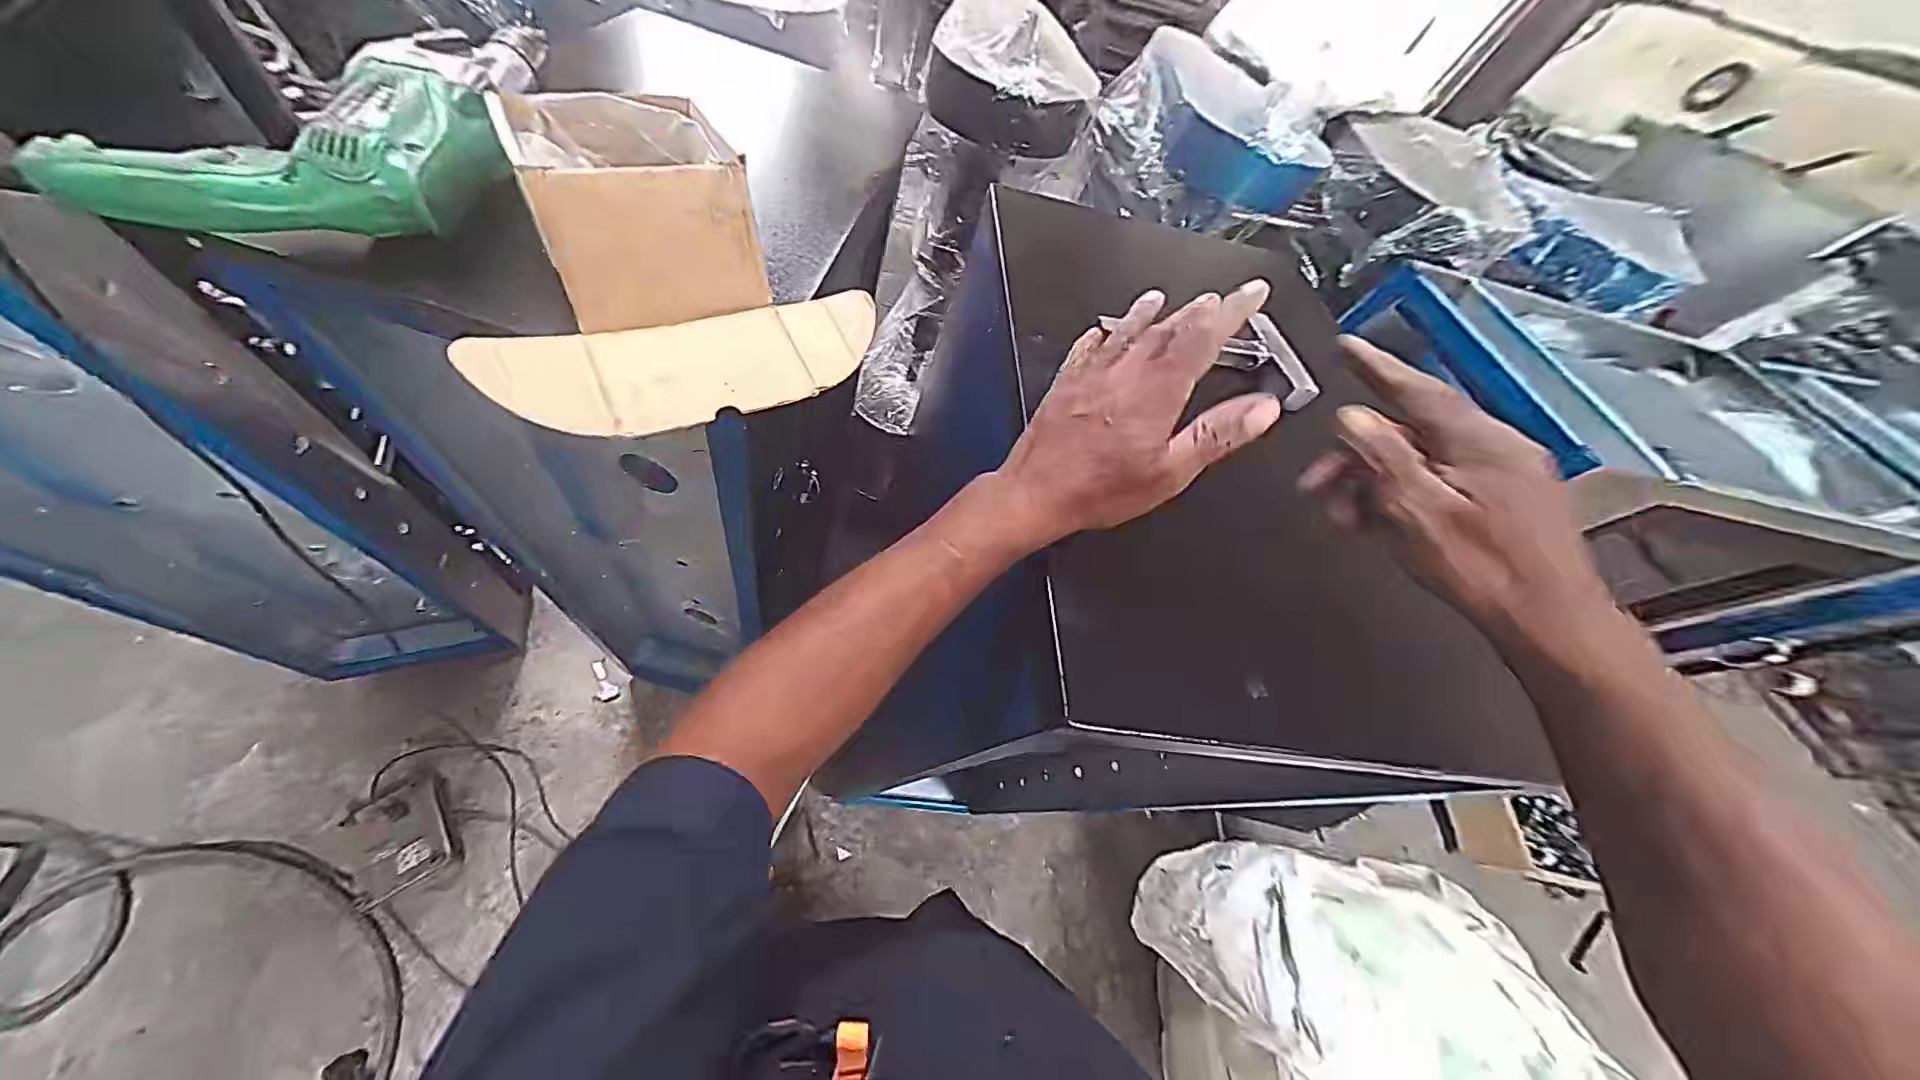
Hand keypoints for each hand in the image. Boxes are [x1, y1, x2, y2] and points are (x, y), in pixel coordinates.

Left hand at [989, 280, 1281, 549]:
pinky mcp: (1065, 384)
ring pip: (1126, 332)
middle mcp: (1123, 374)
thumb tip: (1261, 410)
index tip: (1251, 293)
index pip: (1203, 337)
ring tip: (1162, 299)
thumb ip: (1216, 435)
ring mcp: (1090, 375)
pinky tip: (1103, 331)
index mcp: (1155, 392)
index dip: (1232, 312)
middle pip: (1167, 328)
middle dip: (1198, 309)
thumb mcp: (1169, 473)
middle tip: (1218, 298)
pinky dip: (1103, 334)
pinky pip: (1087, 348)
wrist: (1035, 493)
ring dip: (1149, 313)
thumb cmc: (1096, 489)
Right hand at [1297, 336, 1616, 643]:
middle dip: (1355, 455)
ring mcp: (1498, 474)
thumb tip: (1353, 418)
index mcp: (1480, 442)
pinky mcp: (1496, 498)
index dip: (1377, 367)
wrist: (1542, 618)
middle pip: (1408, 431)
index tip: (1348, 347)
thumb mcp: (1416, 510)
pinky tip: (1376, 521)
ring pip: (1416, 459)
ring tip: (1345, 514)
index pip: (1418, 390)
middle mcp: (1494, 449)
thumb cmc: (1485, 570)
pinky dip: (1397, 495)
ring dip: (1371, 481)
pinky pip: (1433, 480)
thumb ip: (1383, 458)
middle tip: (1318, 481)